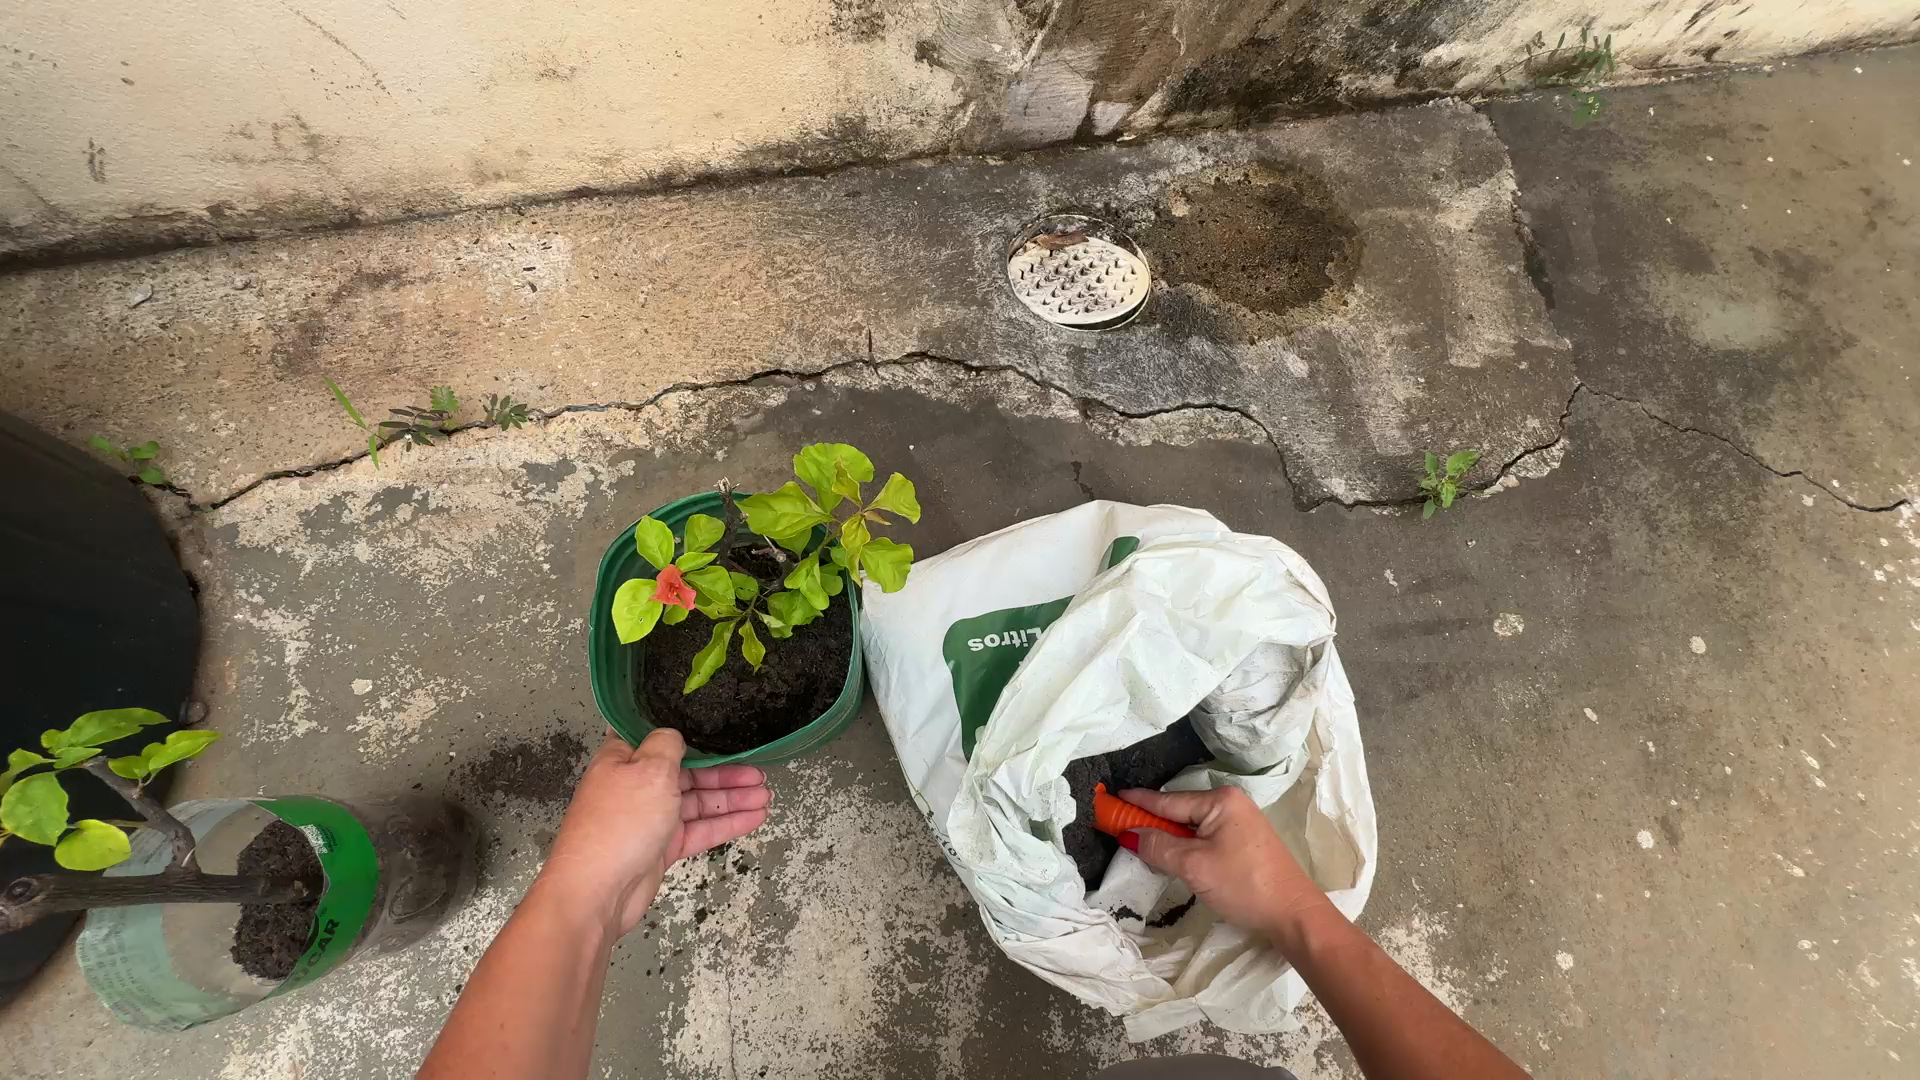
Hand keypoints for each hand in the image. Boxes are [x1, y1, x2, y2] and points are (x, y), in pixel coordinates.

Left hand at [534, 729, 770, 938]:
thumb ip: (668, 744)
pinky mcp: (662, 847)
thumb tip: (674, 735)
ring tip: (766, 796)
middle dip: (726, 772)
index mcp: (625, 759)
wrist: (596, 894)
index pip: (661, 738)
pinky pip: (700, 829)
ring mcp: (651, 818)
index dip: (691, 734)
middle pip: (689, 771)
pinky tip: (755, 818)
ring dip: (732, 799)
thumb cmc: (621, 823)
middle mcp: (638, 785)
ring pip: (699, 802)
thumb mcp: (649, 769)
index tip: (722, 730)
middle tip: (759, 774)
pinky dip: (726, 823)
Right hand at [1116, 786, 1332, 954]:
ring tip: (1143, 843)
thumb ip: (1158, 846)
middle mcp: (1230, 803)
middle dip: (1152, 820)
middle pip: (1179, 811)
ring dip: (1169, 835)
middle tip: (1122, 827)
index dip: (1138, 802)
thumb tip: (1130, 834)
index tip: (1113, 797)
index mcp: (1219, 800)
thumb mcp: (1194, 866)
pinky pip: (1206, 835)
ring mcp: (1241, 822)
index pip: (1168, 801)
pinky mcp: (1246, 841)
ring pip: (1192, 825)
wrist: (1296, 917)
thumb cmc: (1244, 886)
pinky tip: (1175, 855)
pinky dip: (1187, 844)